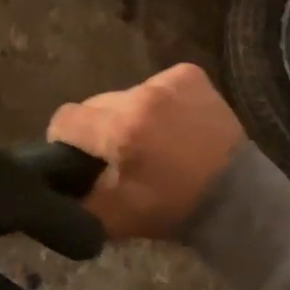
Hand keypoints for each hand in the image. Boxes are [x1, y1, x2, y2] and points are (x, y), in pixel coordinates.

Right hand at [48, 63, 246, 239]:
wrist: (235, 196)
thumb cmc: (172, 208)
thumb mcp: (114, 217)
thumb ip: (76, 199)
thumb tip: (54, 183)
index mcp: (121, 129)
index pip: (66, 118)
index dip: (63, 139)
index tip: (74, 156)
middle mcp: (141, 94)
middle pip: (96, 103)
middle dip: (99, 127)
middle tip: (116, 153)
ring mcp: (168, 79)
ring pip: (126, 93)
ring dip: (129, 113)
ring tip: (151, 140)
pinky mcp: (189, 73)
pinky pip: (156, 84)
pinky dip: (157, 102)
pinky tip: (173, 124)